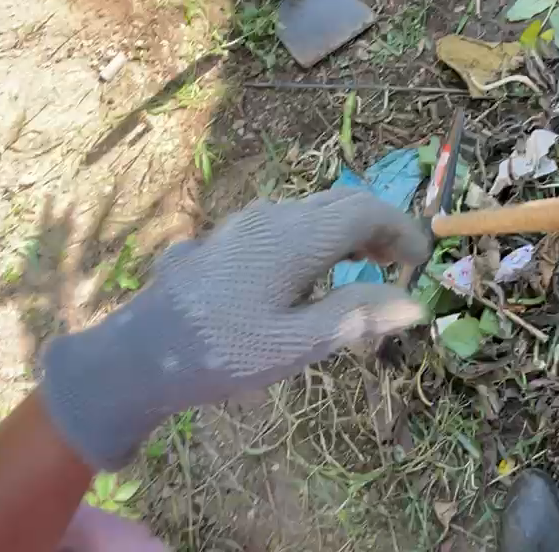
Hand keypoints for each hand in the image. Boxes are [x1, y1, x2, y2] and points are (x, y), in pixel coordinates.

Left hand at [39, 187, 430, 469]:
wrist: (137, 354)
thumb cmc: (220, 353)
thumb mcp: (293, 345)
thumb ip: (355, 316)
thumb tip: (414, 302)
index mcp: (296, 236)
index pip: (365, 211)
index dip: (401, 229)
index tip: (420, 260)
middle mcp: (276, 217)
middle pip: (343, 204)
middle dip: (379, 228)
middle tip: (399, 266)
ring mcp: (250, 223)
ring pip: (315, 210)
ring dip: (349, 231)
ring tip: (364, 268)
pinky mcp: (232, 236)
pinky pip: (291, 221)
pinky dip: (320, 236)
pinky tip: (311, 272)